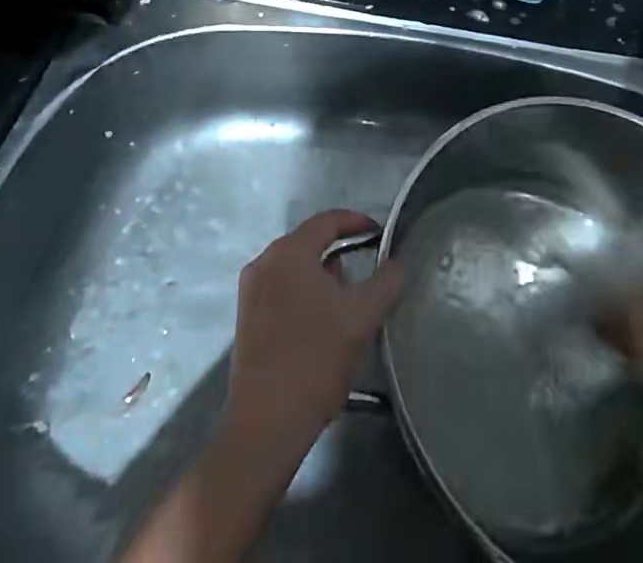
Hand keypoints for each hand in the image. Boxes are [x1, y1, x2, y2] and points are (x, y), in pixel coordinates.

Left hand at [224, 210, 404, 456]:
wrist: (268, 422)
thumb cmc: (317, 358)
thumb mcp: (362, 316)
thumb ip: (386, 281)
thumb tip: (396, 263)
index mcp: (288, 253)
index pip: (327, 221)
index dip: (357, 222)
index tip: (381, 233)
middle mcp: (263, 263)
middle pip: (310, 243)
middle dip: (342, 252)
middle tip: (370, 271)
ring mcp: (250, 292)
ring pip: (296, 268)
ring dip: (325, 276)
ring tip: (351, 302)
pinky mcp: (247, 318)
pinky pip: (283, 289)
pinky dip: (307, 293)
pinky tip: (324, 323)